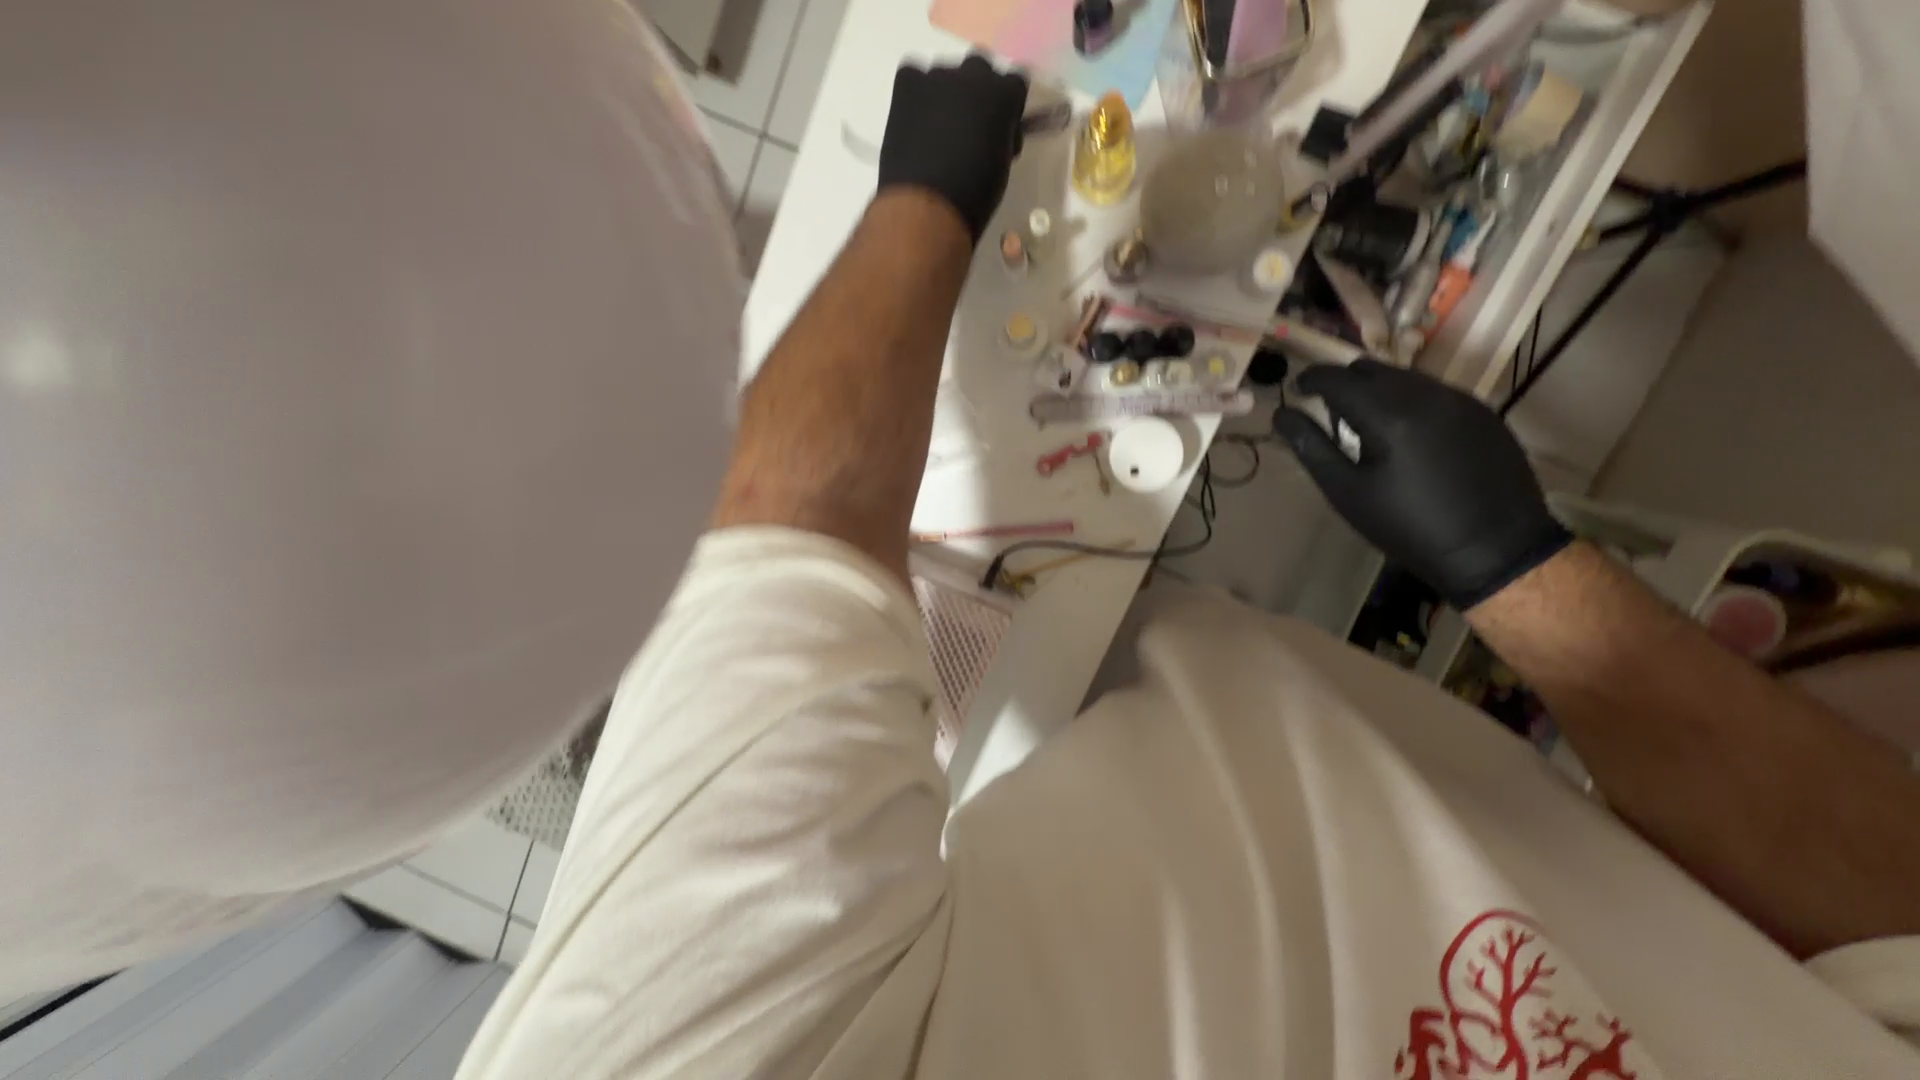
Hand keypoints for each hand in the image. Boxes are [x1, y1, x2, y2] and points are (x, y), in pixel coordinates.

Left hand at [878, 54, 1028, 244]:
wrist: (928, 207)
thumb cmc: (973, 195)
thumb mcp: (1001, 162)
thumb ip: (1001, 134)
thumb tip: (993, 130)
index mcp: (1005, 94)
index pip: (1014, 82)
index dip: (1006, 106)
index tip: (999, 127)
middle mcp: (974, 75)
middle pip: (979, 69)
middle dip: (977, 92)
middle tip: (967, 125)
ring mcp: (938, 76)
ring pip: (945, 74)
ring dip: (945, 94)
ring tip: (935, 128)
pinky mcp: (908, 82)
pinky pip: (914, 77)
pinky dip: (915, 94)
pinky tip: (914, 122)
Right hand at [1275, 358, 1571, 609]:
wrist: (1493, 548)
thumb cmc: (1407, 527)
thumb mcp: (1347, 492)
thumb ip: (1311, 447)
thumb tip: (1281, 414)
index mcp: (1387, 414)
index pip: (1337, 378)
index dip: (1311, 379)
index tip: (1298, 389)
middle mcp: (1425, 394)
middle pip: (1371, 368)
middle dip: (1345, 383)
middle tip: (1333, 412)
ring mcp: (1459, 399)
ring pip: (1405, 376)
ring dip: (1379, 391)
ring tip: (1372, 426)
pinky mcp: (1482, 410)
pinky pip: (1434, 391)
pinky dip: (1410, 402)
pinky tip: (1410, 438)